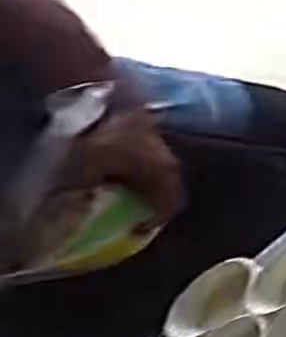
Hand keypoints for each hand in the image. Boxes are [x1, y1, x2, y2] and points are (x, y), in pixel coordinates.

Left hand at [61, 108, 183, 226]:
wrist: (111, 101)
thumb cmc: (102, 140)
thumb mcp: (79, 174)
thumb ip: (77, 202)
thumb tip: (63, 223)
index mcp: (161, 174)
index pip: (170, 206)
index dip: (153, 224)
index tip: (133, 235)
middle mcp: (168, 164)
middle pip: (164, 191)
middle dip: (146, 206)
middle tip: (122, 218)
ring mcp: (161, 150)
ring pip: (155, 178)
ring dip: (139, 190)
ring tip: (114, 197)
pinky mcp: (150, 141)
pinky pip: (146, 166)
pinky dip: (132, 177)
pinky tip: (112, 177)